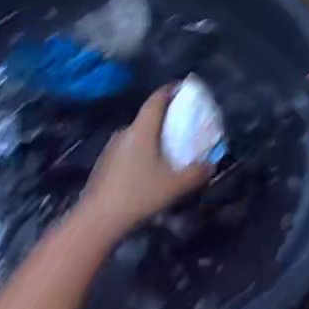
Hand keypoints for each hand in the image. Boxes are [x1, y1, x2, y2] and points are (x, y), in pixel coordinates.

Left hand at [77, 85, 210, 233]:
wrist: (98, 219)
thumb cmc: (139, 195)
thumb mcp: (176, 186)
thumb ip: (197, 173)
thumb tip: (211, 165)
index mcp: (141, 130)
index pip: (156, 100)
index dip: (169, 91)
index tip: (181, 88)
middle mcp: (124, 133)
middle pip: (147, 118)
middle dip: (165, 119)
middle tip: (182, 126)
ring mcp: (110, 149)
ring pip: (136, 136)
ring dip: (152, 139)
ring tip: (167, 152)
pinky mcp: (104, 164)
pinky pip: (128, 150)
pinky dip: (141, 153)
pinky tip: (148, 172)